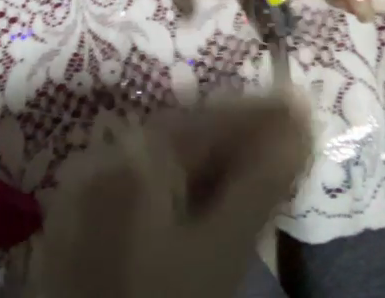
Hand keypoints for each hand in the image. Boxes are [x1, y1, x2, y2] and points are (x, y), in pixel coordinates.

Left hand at [20, 98, 309, 297]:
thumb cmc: (163, 296)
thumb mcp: (221, 249)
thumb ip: (262, 183)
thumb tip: (300, 123)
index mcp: (137, 150)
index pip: (211, 118)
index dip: (261, 114)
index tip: (302, 105)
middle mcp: (107, 154)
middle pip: (186, 135)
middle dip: (239, 137)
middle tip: (288, 137)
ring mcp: (89, 188)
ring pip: (164, 162)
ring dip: (214, 164)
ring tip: (260, 167)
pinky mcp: (82, 222)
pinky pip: (143, 187)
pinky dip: (182, 189)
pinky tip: (211, 202)